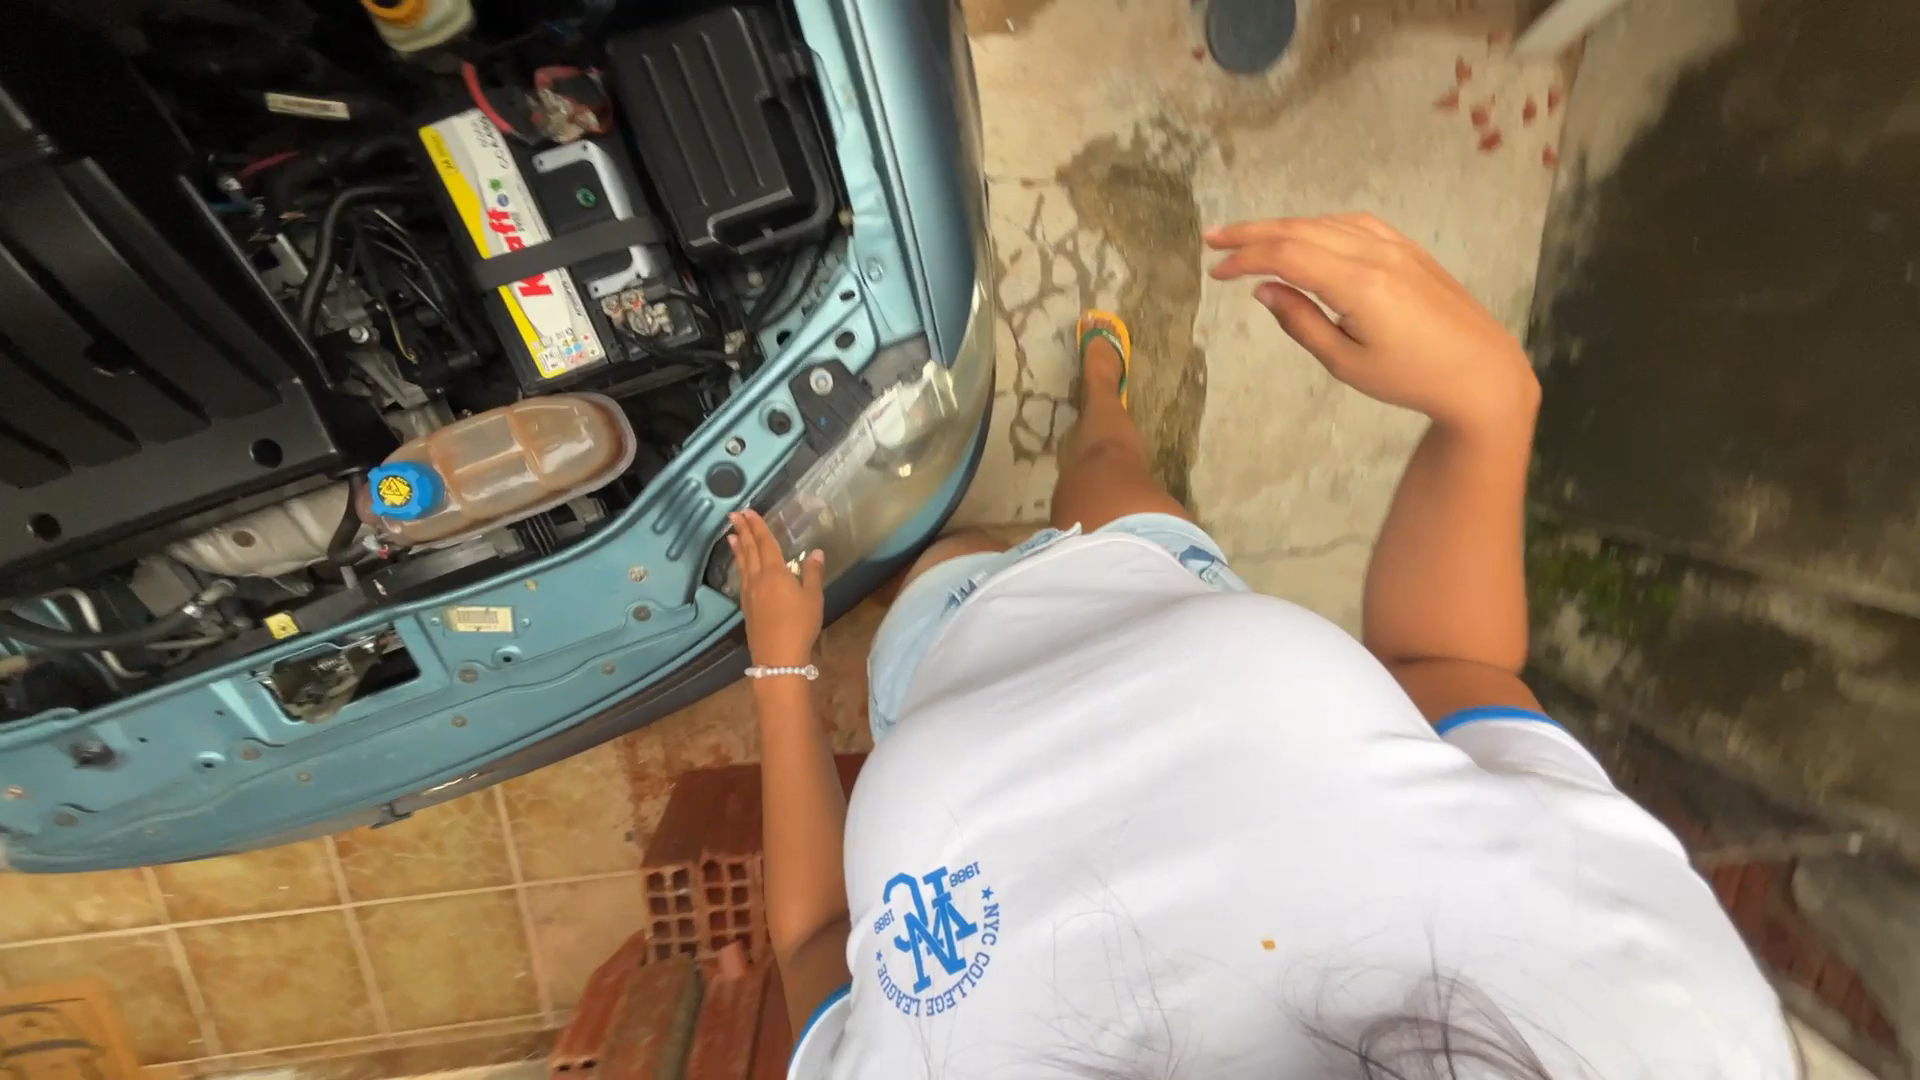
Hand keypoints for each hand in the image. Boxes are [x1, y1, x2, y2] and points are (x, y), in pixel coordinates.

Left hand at [730, 510, 824, 667]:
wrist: (778, 655)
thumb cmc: (800, 624)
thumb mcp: (813, 597)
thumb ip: (812, 573)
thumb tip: (815, 551)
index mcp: (775, 573)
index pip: (765, 543)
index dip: (758, 526)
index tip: (749, 511)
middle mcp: (758, 579)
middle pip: (750, 550)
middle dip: (743, 531)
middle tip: (733, 515)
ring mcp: (749, 594)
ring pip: (742, 564)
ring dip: (738, 548)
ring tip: (732, 535)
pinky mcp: (747, 607)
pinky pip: (741, 578)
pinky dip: (739, 565)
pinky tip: (740, 566)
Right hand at [1207, 214, 1538, 429]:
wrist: (1479, 370)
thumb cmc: (1408, 376)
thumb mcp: (1344, 361)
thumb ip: (1301, 321)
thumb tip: (1264, 291)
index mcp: (1359, 285)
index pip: (1287, 257)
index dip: (1245, 259)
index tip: (1215, 272)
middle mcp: (1376, 254)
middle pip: (1301, 231)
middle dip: (1251, 233)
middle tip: (1212, 239)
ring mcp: (1395, 246)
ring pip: (1325, 223)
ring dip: (1281, 227)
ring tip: (1246, 238)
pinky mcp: (1406, 249)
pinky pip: (1352, 225)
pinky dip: (1316, 226)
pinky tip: (1300, 235)